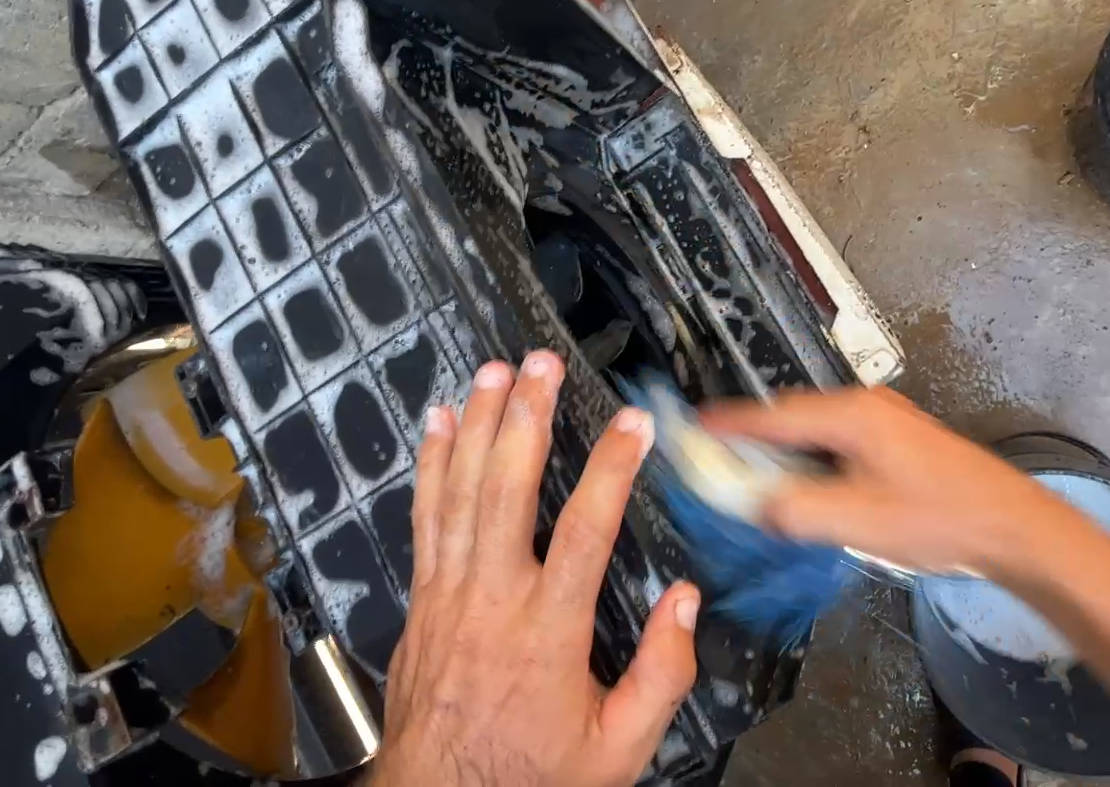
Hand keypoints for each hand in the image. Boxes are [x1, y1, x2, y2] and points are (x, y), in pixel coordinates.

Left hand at [371, 352, 701, 786]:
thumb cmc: (532, 774)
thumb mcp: (617, 748)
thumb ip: (661, 673)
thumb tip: (686, 598)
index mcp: (547, 629)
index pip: (586, 531)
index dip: (612, 468)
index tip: (636, 423)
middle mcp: (493, 595)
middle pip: (507, 489)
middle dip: (527, 417)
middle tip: (541, 364)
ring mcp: (450, 589)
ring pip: (461, 490)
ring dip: (478, 424)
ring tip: (493, 371)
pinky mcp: (423, 593)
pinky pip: (425, 515)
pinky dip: (431, 463)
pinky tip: (437, 420)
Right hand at [700, 387, 1061, 576]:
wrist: (1016, 527)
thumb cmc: (939, 519)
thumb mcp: (858, 521)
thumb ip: (796, 511)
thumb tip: (757, 505)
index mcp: (851, 416)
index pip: (774, 415)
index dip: (731, 423)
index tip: (696, 425)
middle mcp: (866, 406)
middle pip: (794, 416)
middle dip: (757, 438)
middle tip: (725, 461)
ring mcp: (887, 419)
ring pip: (818, 428)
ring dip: (788, 449)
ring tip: (762, 475)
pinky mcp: (901, 438)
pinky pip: (841, 439)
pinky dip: (815, 456)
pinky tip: (814, 482)